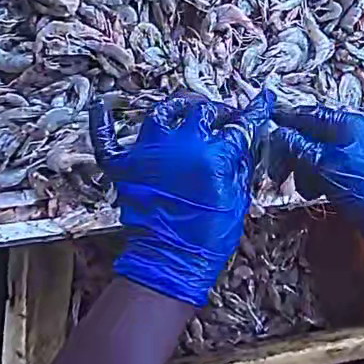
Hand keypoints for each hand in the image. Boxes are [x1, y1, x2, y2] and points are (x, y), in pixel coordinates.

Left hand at [90, 91, 273, 305]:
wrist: (170, 261)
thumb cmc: (209, 237)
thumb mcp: (238, 198)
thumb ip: (240, 164)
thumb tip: (242, 142)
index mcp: (213, 155)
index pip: (238, 126)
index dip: (253, 113)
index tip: (261, 102)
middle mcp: (180, 145)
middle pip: (201, 111)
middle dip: (217, 112)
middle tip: (222, 118)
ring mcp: (149, 152)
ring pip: (162, 113)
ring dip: (177, 108)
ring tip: (185, 109)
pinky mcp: (124, 165)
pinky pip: (107, 138)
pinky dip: (103, 122)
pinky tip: (101, 105)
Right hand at [267, 106, 363, 261]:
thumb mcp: (331, 167)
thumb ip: (301, 148)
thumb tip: (277, 133)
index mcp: (346, 124)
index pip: (306, 114)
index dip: (283, 122)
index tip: (262, 132)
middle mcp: (348, 135)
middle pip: (308, 136)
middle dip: (290, 152)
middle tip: (276, 171)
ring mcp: (351, 157)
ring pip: (314, 156)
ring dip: (301, 170)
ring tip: (299, 187)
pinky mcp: (353, 177)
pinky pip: (324, 172)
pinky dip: (314, 181)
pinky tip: (312, 193)